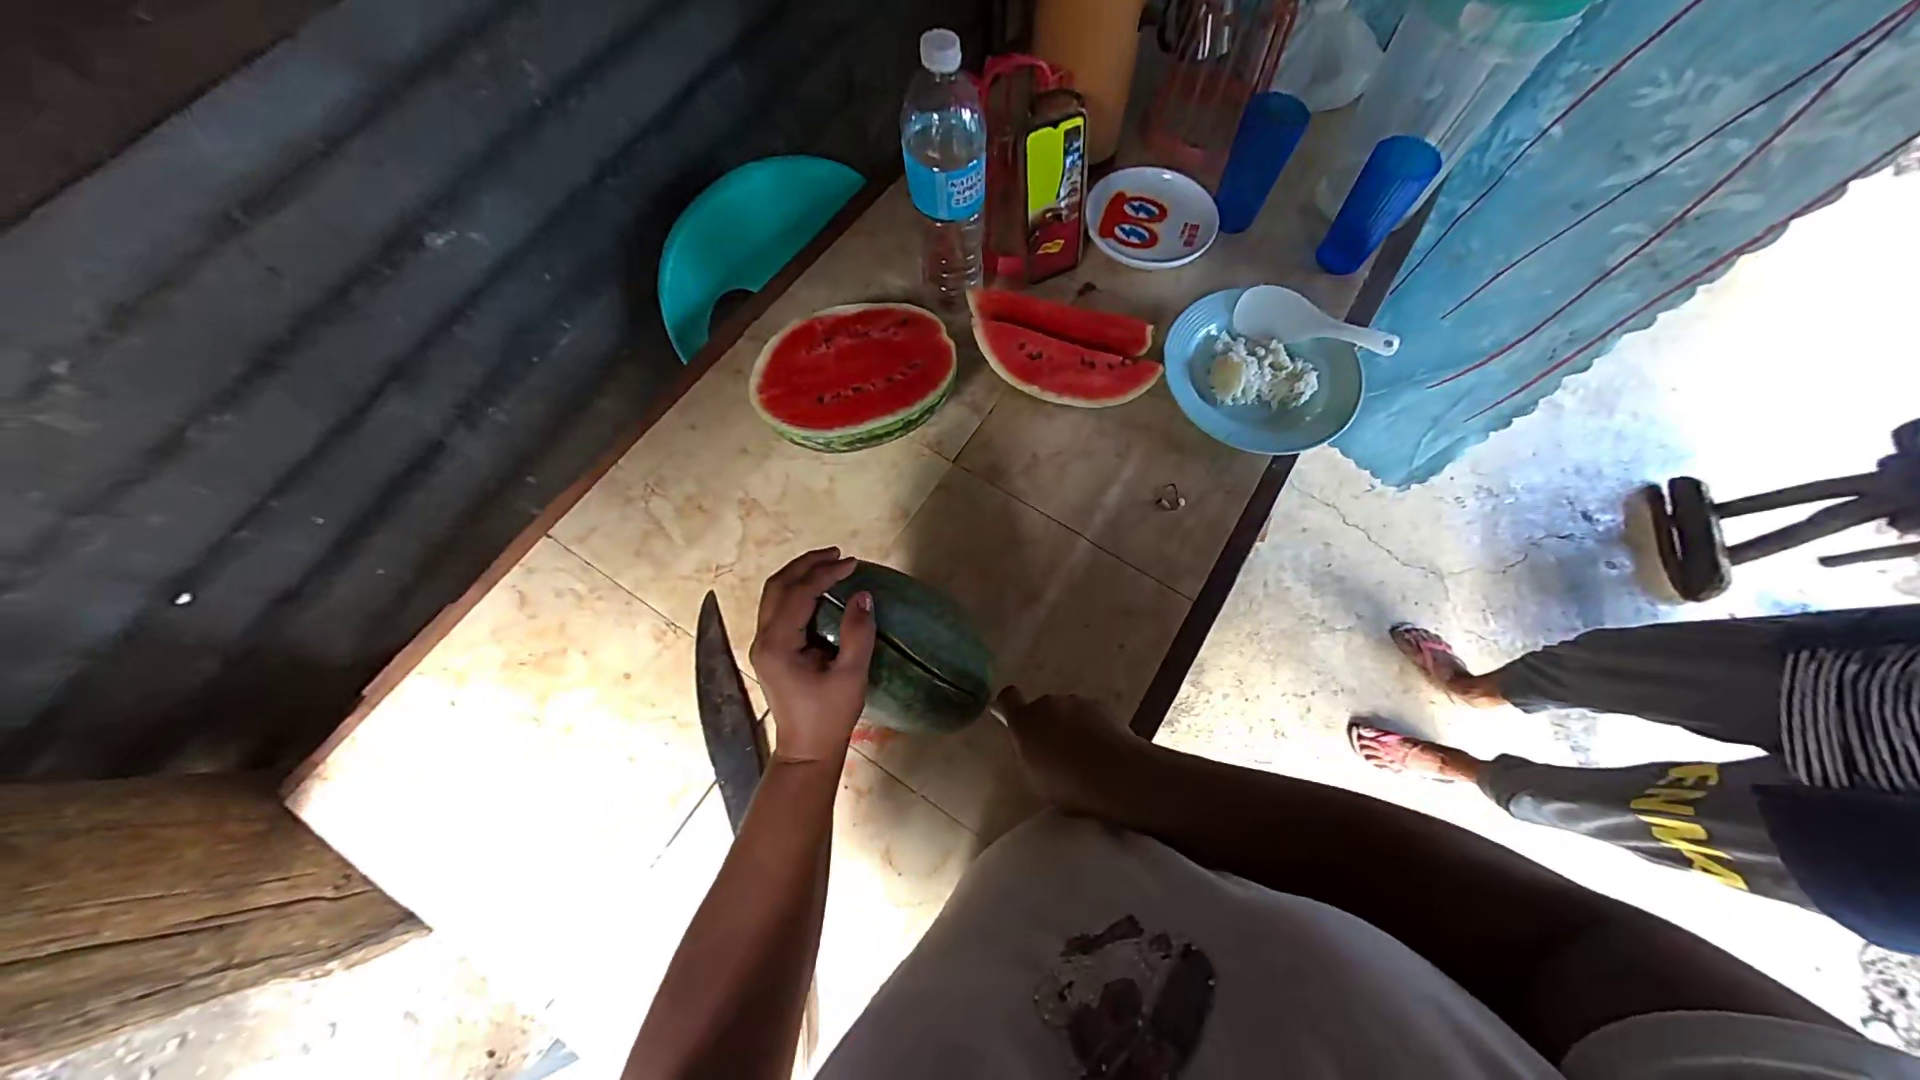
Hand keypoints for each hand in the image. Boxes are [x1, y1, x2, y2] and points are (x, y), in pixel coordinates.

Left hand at [749, 548, 875, 764]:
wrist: (806, 751)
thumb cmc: (828, 717)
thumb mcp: (850, 675)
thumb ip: (857, 633)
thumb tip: (863, 595)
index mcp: (777, 644)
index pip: (799, 594)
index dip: (825, 574)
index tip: (853, 563)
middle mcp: (763, 639)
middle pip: (778, 586)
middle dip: (807, 564)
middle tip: (837, 554)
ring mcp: (764, 644)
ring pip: (775, 595)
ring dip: (800, 575)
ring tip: (829, 563)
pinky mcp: (772, 650)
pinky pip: (780, 608)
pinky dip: (799, 591)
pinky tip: (820, 589)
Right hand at [996, 687, 1139, 816]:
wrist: (1113, 772)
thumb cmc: (1065, 782)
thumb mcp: (1034, 774)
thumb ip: (1027, 750)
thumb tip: (1028, 741)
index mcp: (1024, 721)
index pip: (1008, 698)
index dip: (1010, 706)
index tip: (1015, 718)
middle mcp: (1046, 704)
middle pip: (1042, 709)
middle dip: (1047, 725)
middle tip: (1058, 752)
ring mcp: (1075, 702)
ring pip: (1067, 712)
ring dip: (1071, 726)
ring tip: (1085, 755)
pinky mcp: (1099, 705)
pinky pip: (1089, 715)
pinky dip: (1092, 727)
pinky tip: (1102, 750)